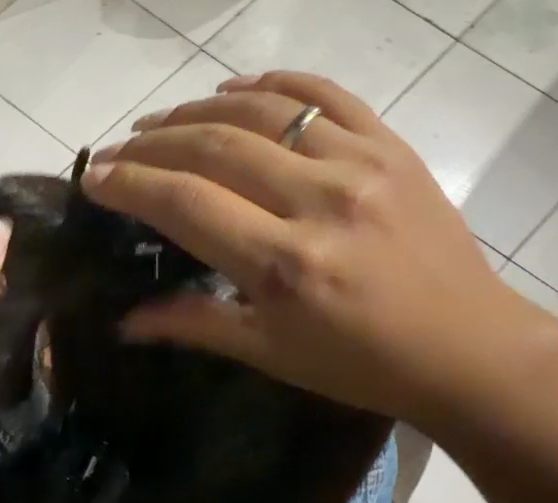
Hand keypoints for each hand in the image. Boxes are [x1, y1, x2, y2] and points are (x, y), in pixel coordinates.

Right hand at [86, 72, 557, 422]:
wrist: (463, 346)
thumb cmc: (357, 364)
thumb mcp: (268, 354)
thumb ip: (194, 325)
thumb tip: (125, 320)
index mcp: (282, 263)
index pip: (186, 202)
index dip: (131, 184)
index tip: (94, 177)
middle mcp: (317, 199)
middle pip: (216, 146)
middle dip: (154, 142)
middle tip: (119, 150)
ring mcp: (360, 163)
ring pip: (265, 110)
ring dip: (201, 108)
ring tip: (163, 121)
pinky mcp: (392, 145)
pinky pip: (325, 94)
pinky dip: (273, 83)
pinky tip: (236, 90)